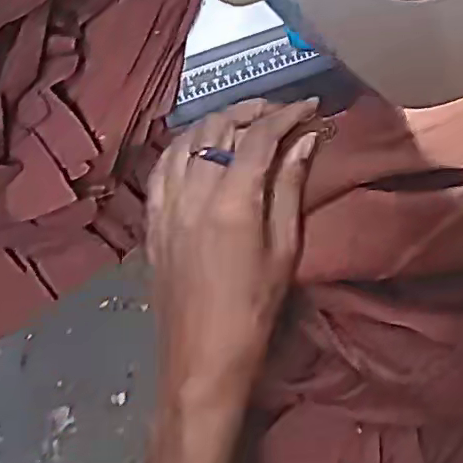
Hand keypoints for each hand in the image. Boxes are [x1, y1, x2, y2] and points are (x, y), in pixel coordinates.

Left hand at [146, 98, 320, 410]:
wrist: (201, 357)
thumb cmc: (255, 305)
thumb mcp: (285, 245)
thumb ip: (291, 184)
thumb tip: (306, 139)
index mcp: (232, 201)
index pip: (259, 135)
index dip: (287, 113)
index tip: (311, 105)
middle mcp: (192, 193)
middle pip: (219, 126)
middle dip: (253, 110)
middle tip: (282, 112)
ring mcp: (166, 204)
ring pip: (187, 138)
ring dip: (219, 120)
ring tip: (246, 122)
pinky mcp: (151, 218)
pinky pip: (164, 164)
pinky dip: (187, 143)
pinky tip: (203, 146)